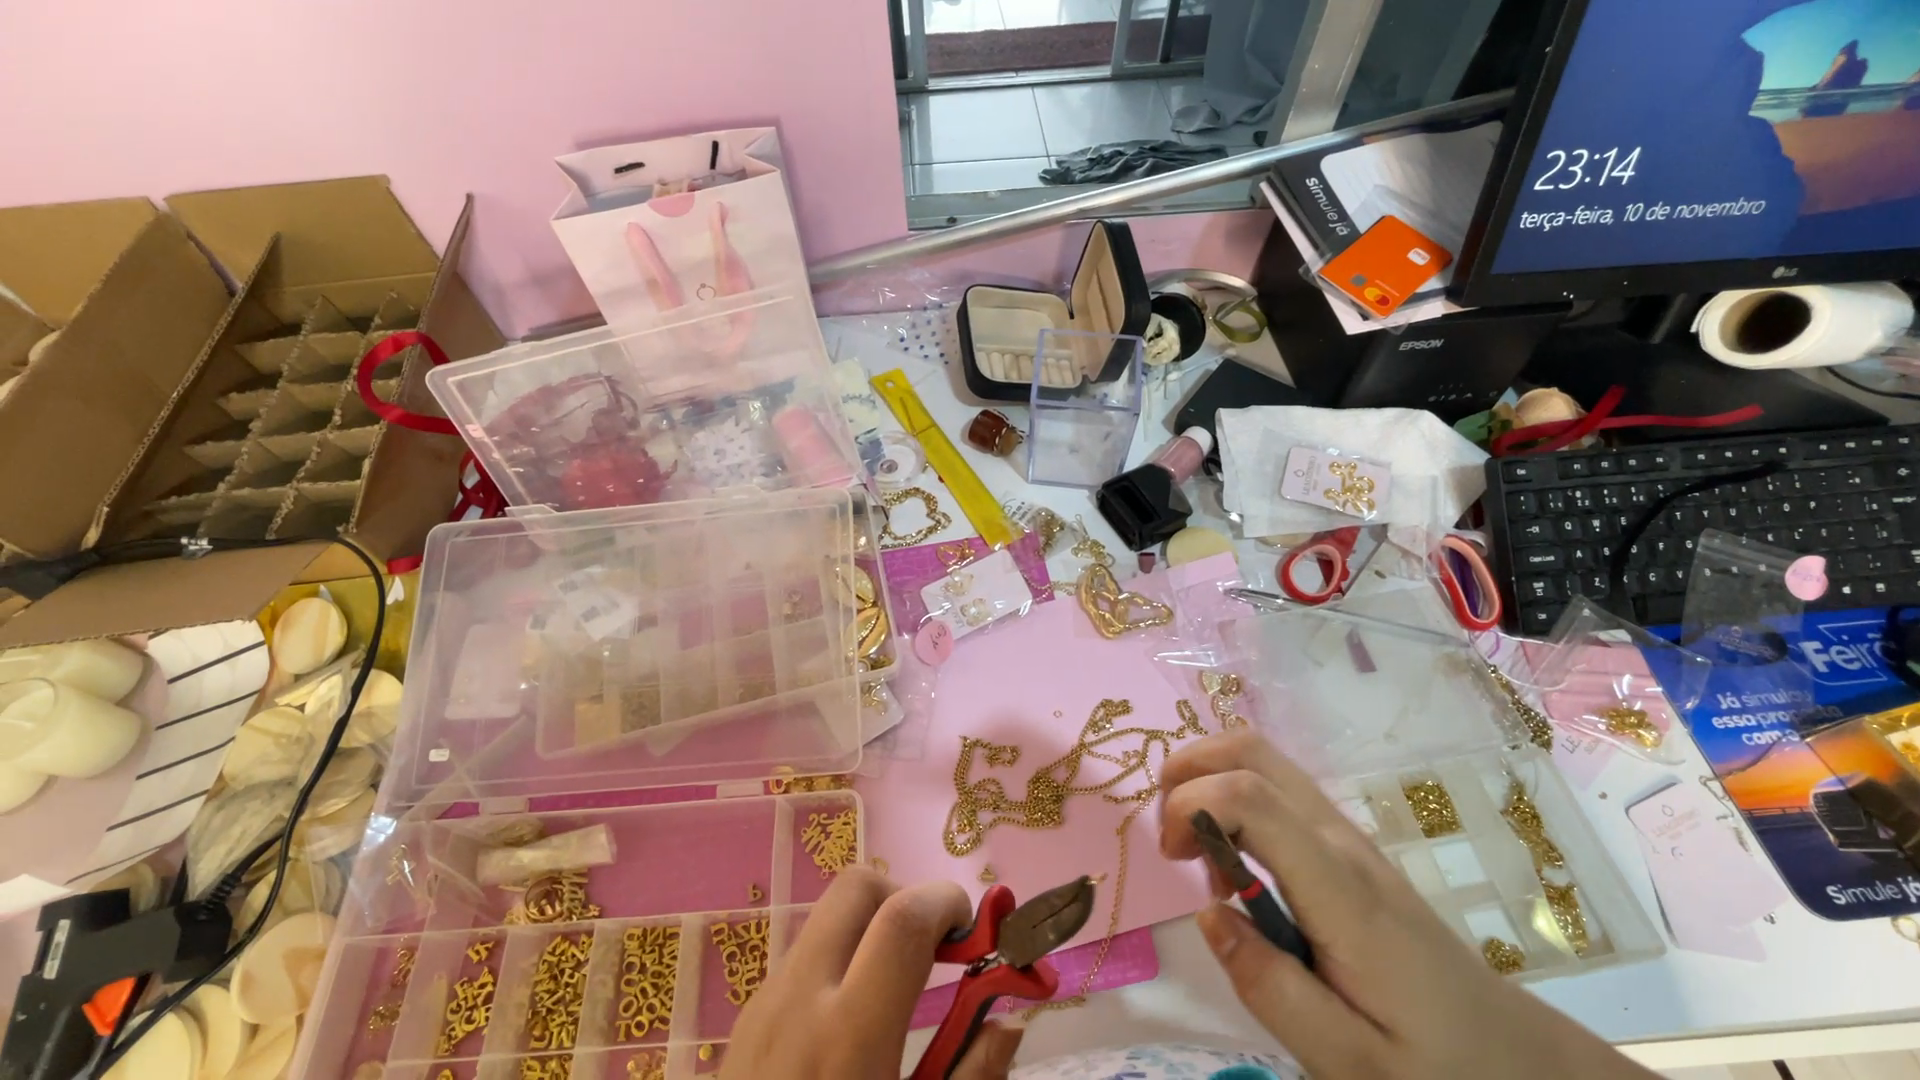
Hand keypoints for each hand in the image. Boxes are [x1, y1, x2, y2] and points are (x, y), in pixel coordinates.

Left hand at [720, 867, 1027, 1079]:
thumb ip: (972, 1076)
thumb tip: (1011, 1016)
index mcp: (848, 1033)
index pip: (901, 918)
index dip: (948, 902)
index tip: (977, 934)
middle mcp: (799, 998)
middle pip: (857, 887)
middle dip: (908, 897)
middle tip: (939, 949)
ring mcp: (765, 1002)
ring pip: (829, 918)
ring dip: (875, 926)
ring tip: (903, 987)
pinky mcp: (748, 1017)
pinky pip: (806, 955)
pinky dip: (844, 957)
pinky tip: (858, 1018)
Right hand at [1158, 730, 1656, 1079]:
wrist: (1510, 1054)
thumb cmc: (1431, 1063)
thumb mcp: (1350, 1063)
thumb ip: (1271, 989)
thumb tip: (1209, 912)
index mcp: (1341, 891)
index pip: (1251, 797)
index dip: (1190, 804)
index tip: (1172, 859)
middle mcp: (1341, 842)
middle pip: (1252, 751)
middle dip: (1187, 770)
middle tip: (1169, 841)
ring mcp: (1347, 836)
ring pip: (1263, 758)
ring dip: (1205, 778)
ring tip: (1190, 848)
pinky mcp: (1346, 845)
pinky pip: (1276, 787)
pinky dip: (1229, 794)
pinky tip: (1228, 857)